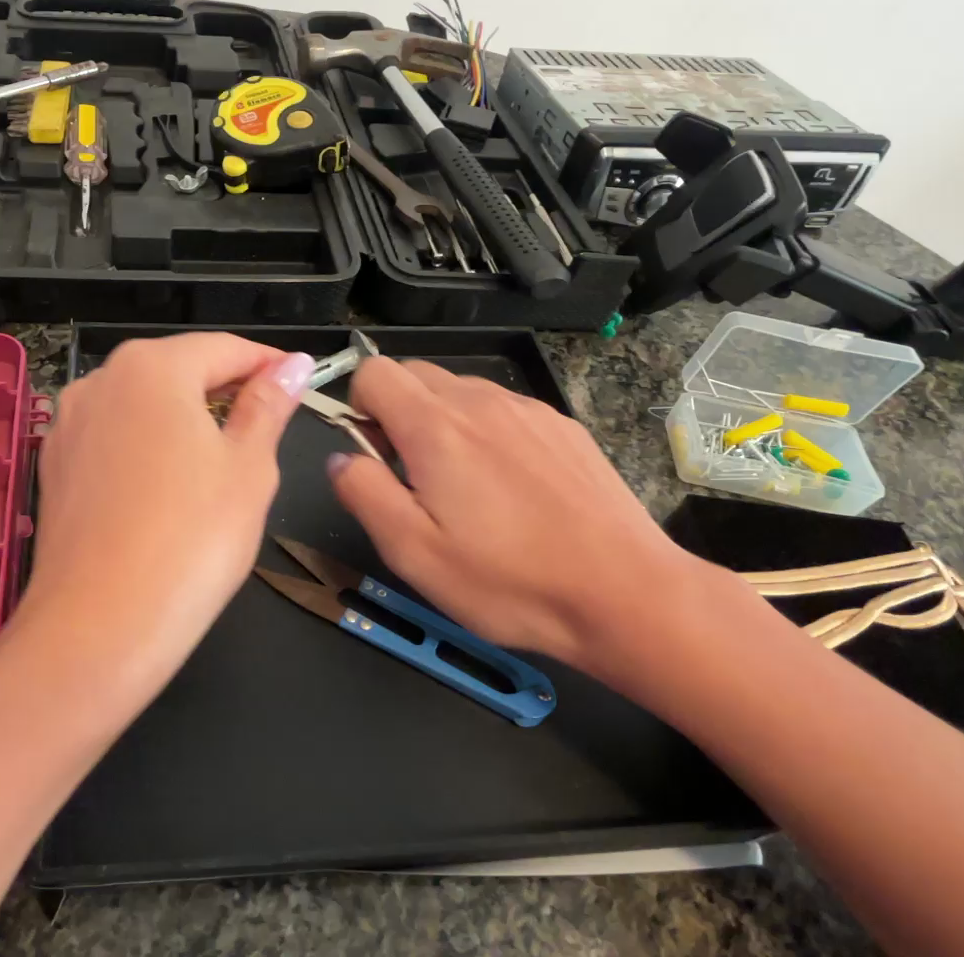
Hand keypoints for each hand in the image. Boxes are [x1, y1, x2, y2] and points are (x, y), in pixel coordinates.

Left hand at [22, 333, 313, 683]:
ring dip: (184, 420)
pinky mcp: (54, 466)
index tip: (300, 383)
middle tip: (267, 427)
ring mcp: (68, 423)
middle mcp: (100, 381)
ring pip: (142, 405)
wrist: (101, 625)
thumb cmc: (192, 540)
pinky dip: (146, 449)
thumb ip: (270, 404)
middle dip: (225, 390)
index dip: (269, 364)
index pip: (224, 348)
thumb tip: (292, 364)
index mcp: (152, 368)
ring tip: (218, 465)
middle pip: (178, 370)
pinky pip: (113, 439)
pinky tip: (166, 491)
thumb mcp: (249, 467)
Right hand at [328, 357, 736, 677]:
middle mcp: (481, 401)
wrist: (622, 593)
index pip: (373, 371)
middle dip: (397, 414)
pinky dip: (487, 435)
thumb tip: (341, 457)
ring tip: (466, 491)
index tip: (376, 458)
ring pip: (460, 392)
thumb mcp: (410, 550)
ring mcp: (528, 411)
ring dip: (443, 425)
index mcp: (435, 426)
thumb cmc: (506, 579)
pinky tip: (512, 492)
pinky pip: (504, 411)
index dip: (359, 408)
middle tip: (414, 479)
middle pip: (415, 374)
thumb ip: (361, 491)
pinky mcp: (563, 427)